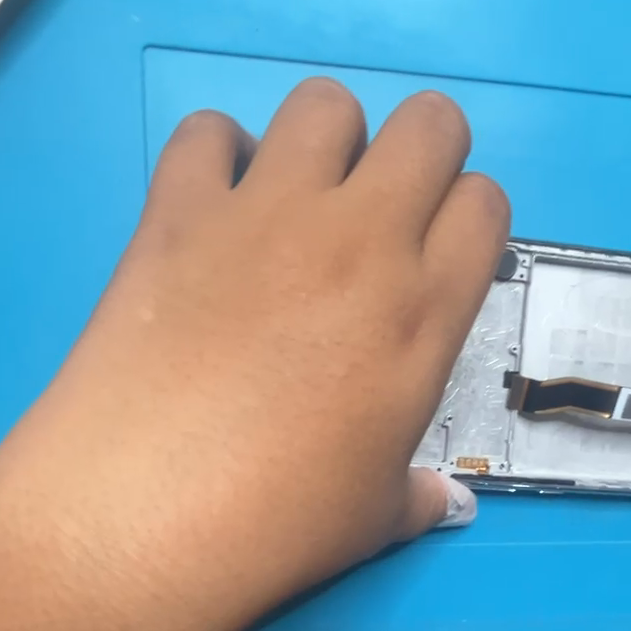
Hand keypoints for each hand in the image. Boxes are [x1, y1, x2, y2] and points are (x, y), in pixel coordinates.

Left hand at [0, 79, 507, 630]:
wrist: (145, 517)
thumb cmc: (282, 525)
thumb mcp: (374, 519)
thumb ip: (423, 496)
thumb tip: (452, 504)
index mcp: (423, 313)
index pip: (485, 207)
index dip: (470, 225)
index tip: (440, 260)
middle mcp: (359, 241)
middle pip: (429, 127)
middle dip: (423, 156)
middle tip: (387, 217)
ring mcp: (266, 216)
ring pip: (326, 105)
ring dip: (330, 144)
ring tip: (303, 206)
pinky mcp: (177, 213)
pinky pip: (208, 134)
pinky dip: (219, 158)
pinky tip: (215, 215)